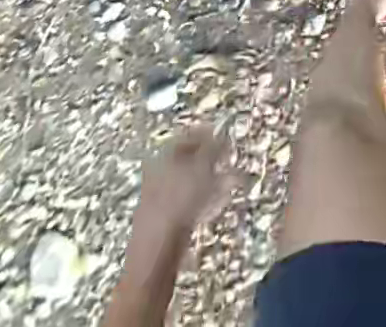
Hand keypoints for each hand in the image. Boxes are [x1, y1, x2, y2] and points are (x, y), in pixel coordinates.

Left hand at [104, 127, 229, 326]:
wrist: (156, 253)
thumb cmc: (178, 204)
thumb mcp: (202, 168)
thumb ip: (214, 147)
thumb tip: (222, 132)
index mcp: (162, 156)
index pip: (186, 135)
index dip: (208, 132)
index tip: (226, 134)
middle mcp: (158, 173)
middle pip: (188, 156)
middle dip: (211, 156)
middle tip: (229, 156)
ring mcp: (159, 196)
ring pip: (190, 177)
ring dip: (211, 176)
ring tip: (229, 180)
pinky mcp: (165, 216)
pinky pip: (188, 197)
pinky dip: (204, 195)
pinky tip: (216, 201)